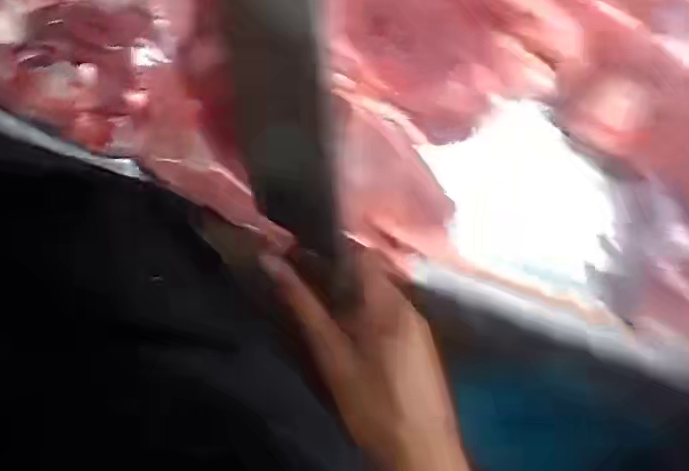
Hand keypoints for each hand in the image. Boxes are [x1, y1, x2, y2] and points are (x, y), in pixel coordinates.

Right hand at [264, 248, 469, 470]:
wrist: (421, 458)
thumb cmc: (371, 398)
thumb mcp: (327, 347)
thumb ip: (299, 298)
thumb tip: (266, 256)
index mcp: (390, 305)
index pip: (361, 253)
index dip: (327, 241)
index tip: (294, 240)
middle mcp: (409, 311)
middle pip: (367, 271)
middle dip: (329, 265)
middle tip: (292, 265)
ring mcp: (417, 332)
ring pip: (374, 292)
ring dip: (342, 286)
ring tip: (308, 289)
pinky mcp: (417, 349)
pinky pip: (384, 311)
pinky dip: (358, 305)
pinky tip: (336, 320)